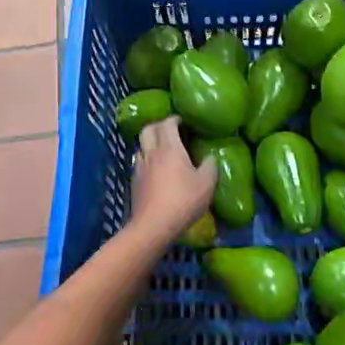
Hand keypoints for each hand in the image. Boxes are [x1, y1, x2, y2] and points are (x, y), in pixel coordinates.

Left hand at [131, 116, 215, 239]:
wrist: (153, 225)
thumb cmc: (183, 201)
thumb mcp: (206, 184)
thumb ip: (210, 166)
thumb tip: (210, 157)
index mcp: (169, 148)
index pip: (167, 123)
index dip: (174, 119)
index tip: (182, 120)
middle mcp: (151, 153)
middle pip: (148, 129)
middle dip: (159, 125)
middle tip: (171, 130)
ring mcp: (139, 167)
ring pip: (141, 146)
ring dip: (150, 142)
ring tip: (163, 150)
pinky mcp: (134, 181)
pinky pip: (139, 162)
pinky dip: (147, 159)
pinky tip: (156, 170)